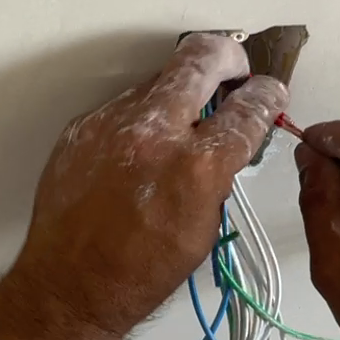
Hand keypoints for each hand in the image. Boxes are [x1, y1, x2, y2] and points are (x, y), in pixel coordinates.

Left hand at [12, 32, 287, 334]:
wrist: (69, 282)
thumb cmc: (142, 271)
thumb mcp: (203, 229)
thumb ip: (218, 174)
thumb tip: (227, 141)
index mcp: (196, 166)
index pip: (247, 109)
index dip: (267, 96)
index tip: (270, 92)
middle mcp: (154, 133)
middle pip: (200, 59)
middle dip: (227, 57)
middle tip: (233, 71)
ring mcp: (112, 123)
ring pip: (158, 79)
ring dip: (179, 90)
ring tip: (181, 120)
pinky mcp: (82, 127)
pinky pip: (123, 105)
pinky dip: (141, 117)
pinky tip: (138, 146)